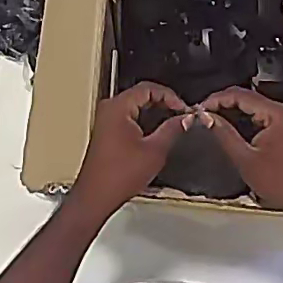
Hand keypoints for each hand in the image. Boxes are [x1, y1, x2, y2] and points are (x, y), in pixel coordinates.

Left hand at [68, 82, 189, 218]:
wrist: (97, 194)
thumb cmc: (118, 175)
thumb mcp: (155, 150)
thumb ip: (172, 129)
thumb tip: (185, 119)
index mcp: (118, 107)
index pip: (147, 88)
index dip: (169, 95)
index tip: (183, 108)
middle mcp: (109, 109)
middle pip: (141, 94)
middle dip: (163, 102)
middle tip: (181, 115)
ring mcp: (106, 119)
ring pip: (135, 105)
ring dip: (154, 112)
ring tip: (173, 123)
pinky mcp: (107, 130)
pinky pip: (128, 116)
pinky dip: (144, 120)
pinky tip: (157, 132)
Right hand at [197, 87, 282, 226]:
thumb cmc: (279, 181)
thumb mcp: (245, 158)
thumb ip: (223, 133)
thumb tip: (204, 116)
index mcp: (274, 113)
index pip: (239, 95)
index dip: (215, 100)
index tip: (198, 109)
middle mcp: (280, 111)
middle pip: (244, 96)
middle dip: (221, 103)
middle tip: (201, 113)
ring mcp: (282, 119)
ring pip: (249, 105)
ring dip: (229, 109)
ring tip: (210, 119)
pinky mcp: (281, 128)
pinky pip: (256, 114)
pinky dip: (240, 117)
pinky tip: (227, 126)